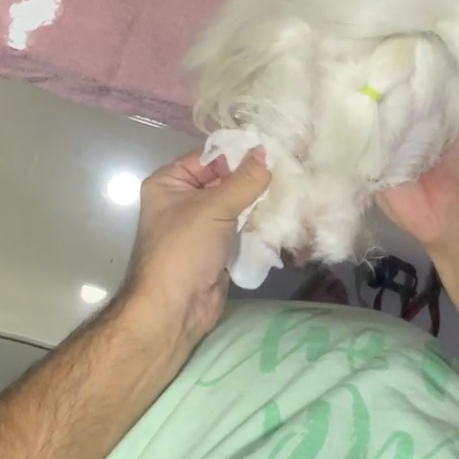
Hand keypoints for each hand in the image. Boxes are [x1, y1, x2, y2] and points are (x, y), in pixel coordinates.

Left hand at [120, 148, 271, 343]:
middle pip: (223, 179)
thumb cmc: (184, 250)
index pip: (208, 156)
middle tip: (288, 168)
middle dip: (252, 177)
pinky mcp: (216, 247)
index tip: (273, 150)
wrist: (175, 308)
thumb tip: (266, 152)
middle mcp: (181, 200)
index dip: (238, 153)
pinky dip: (257, 222)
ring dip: (258, 200)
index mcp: (168, 182)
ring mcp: (200, 225)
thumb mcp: (213, 208)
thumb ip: (244, 180)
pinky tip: (281, 214)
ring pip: (235, 203)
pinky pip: (239, 226)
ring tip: (290, 189)